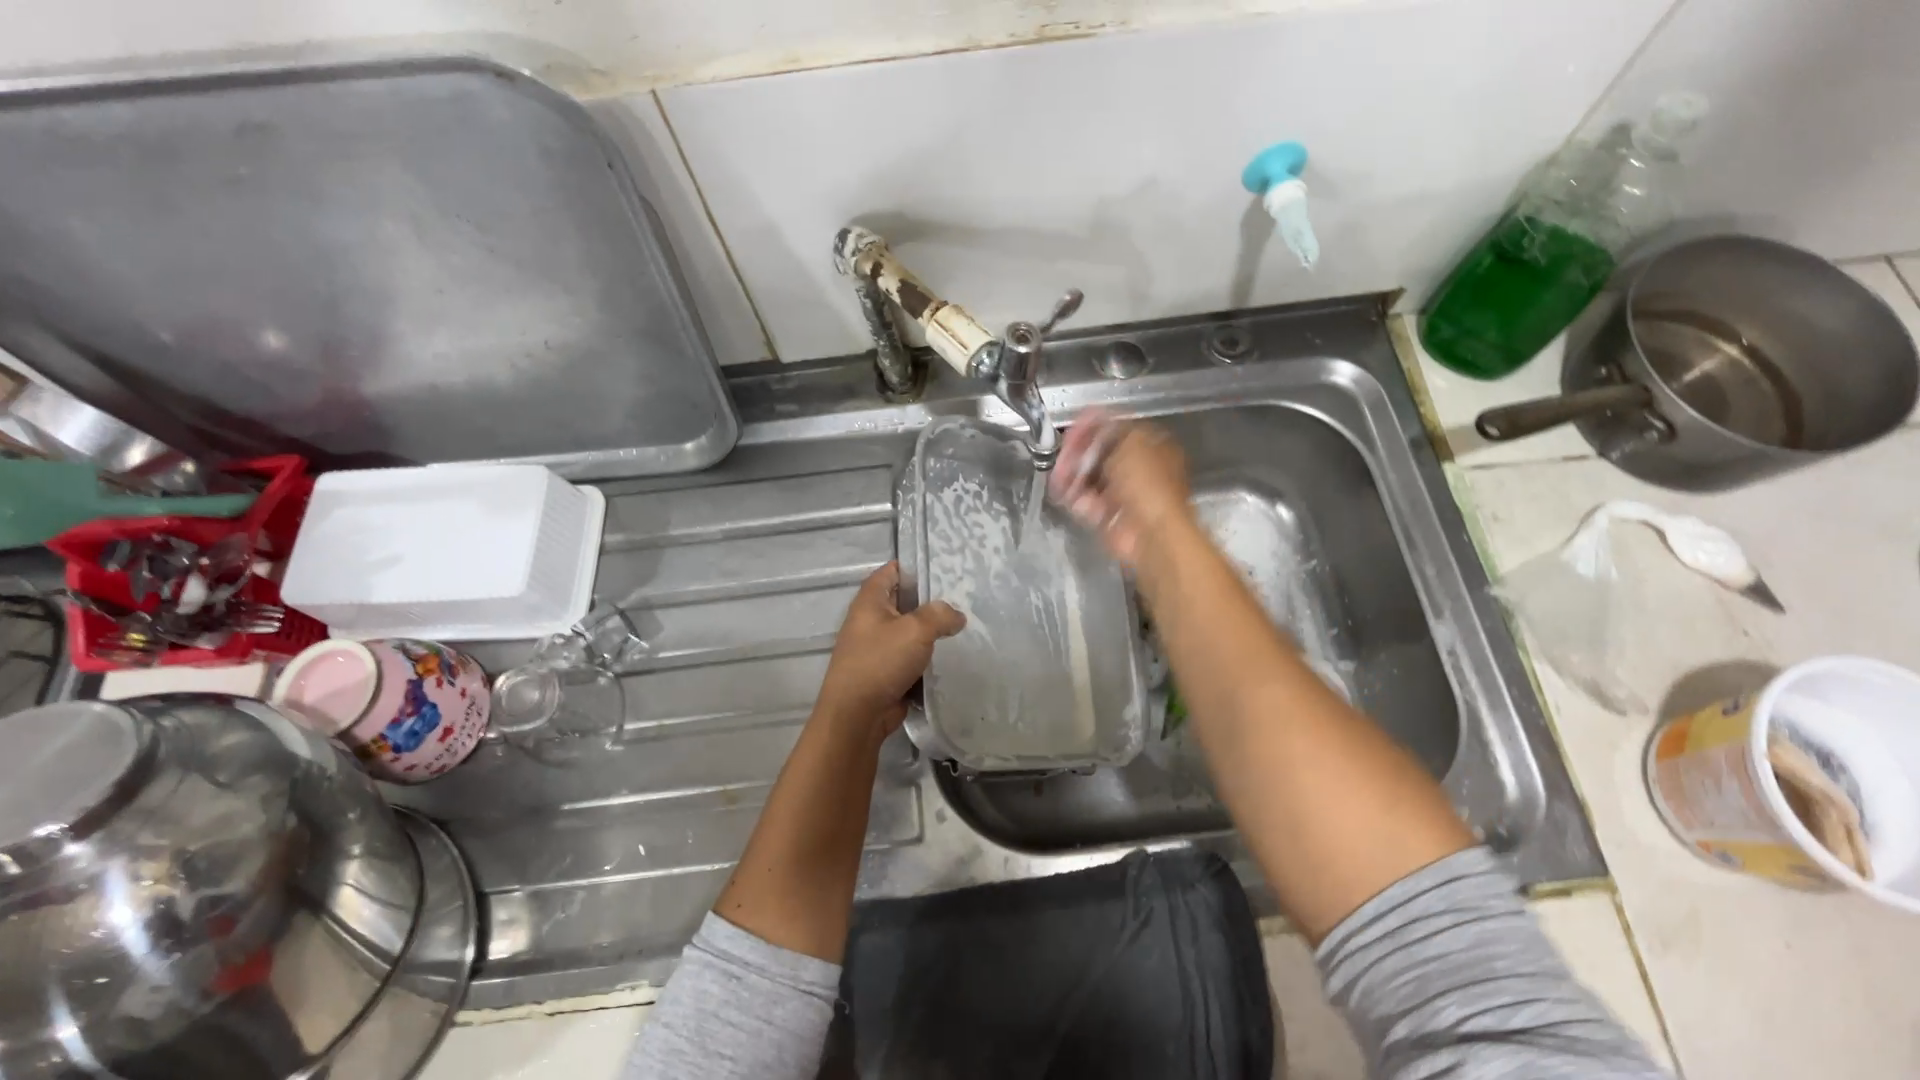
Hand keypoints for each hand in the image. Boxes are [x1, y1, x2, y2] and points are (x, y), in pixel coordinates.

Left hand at [814, 562, 965, 736]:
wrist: (857, 715)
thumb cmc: (881, 662)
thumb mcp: (916, 630)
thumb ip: (940, 615)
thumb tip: (956, 616)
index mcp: (870, 601)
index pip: (891, 571)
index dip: (915, 566)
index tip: (945, 568)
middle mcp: (870, 620)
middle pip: (903, 601)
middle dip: (930, 601)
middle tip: (963, 598)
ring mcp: (876, 647)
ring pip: (909, 632)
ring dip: (931, 633)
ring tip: (962, 627)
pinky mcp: (885, 672)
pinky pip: (910, 658)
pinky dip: (926, 658)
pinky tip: (950, 657)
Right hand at [1048, 409, 1193, 566]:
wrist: (1151, 533)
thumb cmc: (1149, 485)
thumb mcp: (1130, 443)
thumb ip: (1109, 427)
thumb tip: (1094, 416)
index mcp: (1152, 448)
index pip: (1120, 430)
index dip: (1096, 426)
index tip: (1077, 424)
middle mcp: (1140, 471)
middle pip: (1102, 455)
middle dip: (1080, 452)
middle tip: (1064, 450)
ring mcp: (1124, 495)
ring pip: (1092, 479)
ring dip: (1073, 474)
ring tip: (1060, 472)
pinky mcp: (1109, 516)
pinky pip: (1087, 502)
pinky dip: (1075, 496)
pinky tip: (1063, 490)